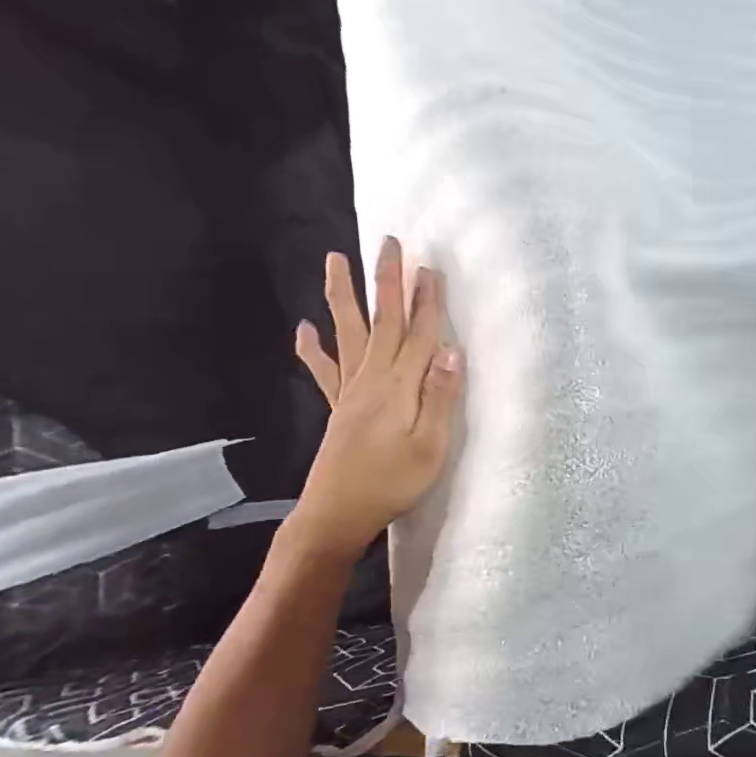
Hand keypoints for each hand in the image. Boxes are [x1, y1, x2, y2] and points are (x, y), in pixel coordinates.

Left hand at [287, 240, 462, 560]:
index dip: (428, 301)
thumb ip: (440, 397)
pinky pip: (325, 370)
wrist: (335, 514)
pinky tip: (303, 329)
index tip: (431, 267)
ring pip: (349, 332)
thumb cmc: (391, 483)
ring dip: (344, 296)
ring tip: (334, 260)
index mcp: (399, 387)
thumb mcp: (430, 447)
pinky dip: (313, 348)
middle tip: (389, 242)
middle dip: (387, 281)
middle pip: (382, 320)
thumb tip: (452, 351)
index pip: (419, 334)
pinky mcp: (339, 407)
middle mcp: (372, 379)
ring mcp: (351, 391)